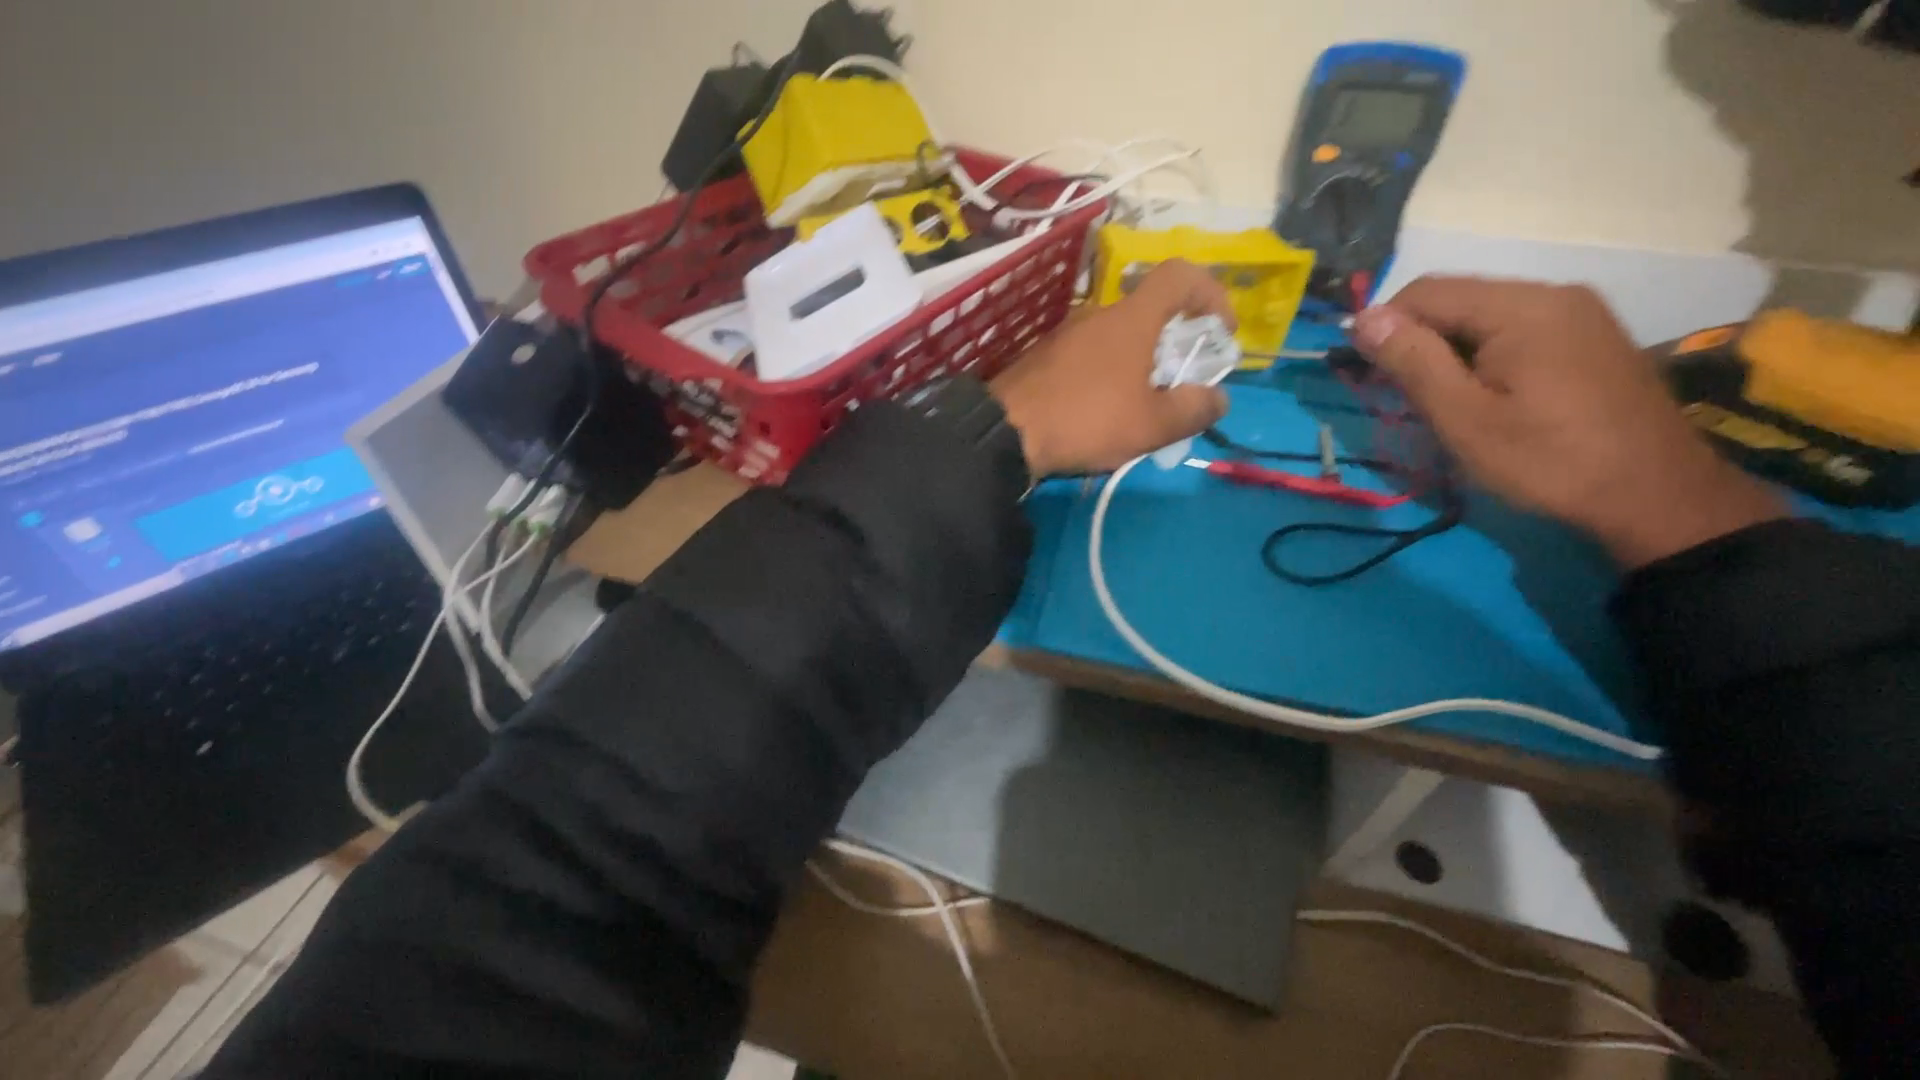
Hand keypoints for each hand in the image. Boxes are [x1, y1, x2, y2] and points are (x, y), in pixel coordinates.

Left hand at [990, 259, 1231, 476]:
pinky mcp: (1046, 356)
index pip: (1181, 275)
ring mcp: (1068, 333)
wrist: (1003, 432)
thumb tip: (1218, 398)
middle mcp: (1099, 314)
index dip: (1211, 295)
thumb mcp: (1152, 425)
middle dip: (1176, 342)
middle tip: (1182, 384)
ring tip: (1144, 408)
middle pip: (1150, 311)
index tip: (1219, 333)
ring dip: (1142, 363)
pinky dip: (1110, 374)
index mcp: (1132, 318)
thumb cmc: (1087, 420)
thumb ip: (1193, 409)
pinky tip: (1104, 412)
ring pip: (1120, 337)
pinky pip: (1092, 355)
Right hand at [1351, 276, 1787, 567]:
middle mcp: (1553, 293)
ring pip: (1486, 316)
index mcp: (1521, 307)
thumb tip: (1364, 317)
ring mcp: (1580, 313)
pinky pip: (1518, 330)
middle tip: (1401, 397)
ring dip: (1450, 350)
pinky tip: (1487, 395)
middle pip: (1458, 300)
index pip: (1424, 292)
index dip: (1382, 327)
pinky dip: (1485, 355)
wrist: (1656, 495)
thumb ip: (1412, 361)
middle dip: (1417, 341)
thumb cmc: (1548, 461)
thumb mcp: (1464, 418)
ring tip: (1443, 401)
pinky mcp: (1593, 337)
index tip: (1365, 375)